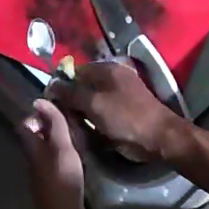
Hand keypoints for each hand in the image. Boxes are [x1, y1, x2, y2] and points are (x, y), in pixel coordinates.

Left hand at [17, 99, 85, 208]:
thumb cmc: (63, 184)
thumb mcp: (61, 149)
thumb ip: (54, 125)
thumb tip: (40, 100)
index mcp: (32, 148)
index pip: (27, 123)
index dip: (39, 112)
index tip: (61, 102)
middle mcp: (36, 158)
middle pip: (39, 134)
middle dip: (55, 122)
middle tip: (77, 114)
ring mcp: (47, 171)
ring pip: (51, 146)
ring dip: (65, 136)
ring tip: (84, 128)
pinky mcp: (59, 182)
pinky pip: (61, 159)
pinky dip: (71, 150)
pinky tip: (86, 150)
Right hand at [48, 60, 188, 161]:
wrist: (158, 138)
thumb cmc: (125, 117)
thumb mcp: (94, 104)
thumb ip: (71, 93)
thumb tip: (51, 85)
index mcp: (107, 70)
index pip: (75, 72)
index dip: (61, 85)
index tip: (50, 102)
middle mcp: (112, 79)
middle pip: (82, 87)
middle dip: (70, 101)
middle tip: (58, 117)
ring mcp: (118, 96)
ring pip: (89, 102)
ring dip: (80, 114)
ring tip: (70, 126)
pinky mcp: (121, 113)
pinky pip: (99, 113)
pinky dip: (91, 121)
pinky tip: (84, 131)